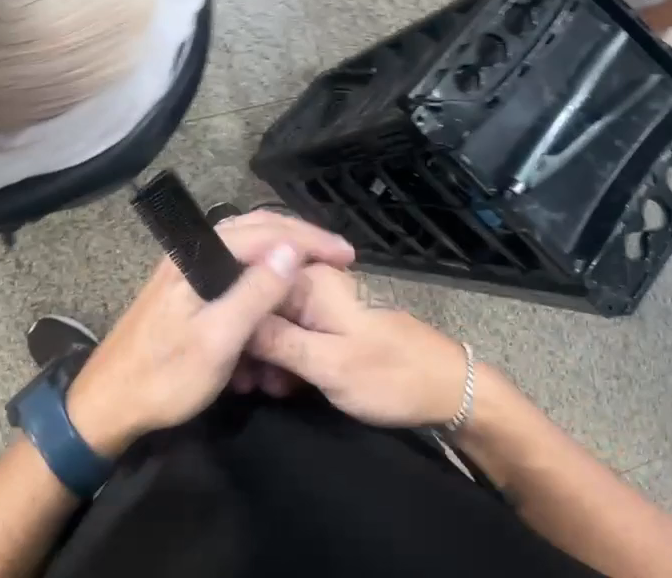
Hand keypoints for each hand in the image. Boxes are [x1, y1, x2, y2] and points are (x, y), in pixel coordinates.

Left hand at [65, 211, 355, 455]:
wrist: (107, 403)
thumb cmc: (165, 377)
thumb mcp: (218, 340)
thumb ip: (254, 292)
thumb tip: (292, 249)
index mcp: (196, 256)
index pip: (265, 230)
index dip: (309, 239)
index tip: (347, 256)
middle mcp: (190, 251)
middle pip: (255, 227)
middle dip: (300, 238)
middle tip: (340, 257)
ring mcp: (185, 267)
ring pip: (245, 244)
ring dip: (282, 252)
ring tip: (317, 267)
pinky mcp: (184, 287)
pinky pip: (233, 264)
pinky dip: (262, 269)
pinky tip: (279, 287)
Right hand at [248, 265, 472, 427]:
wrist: (449, 391)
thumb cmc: (389, 375)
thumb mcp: (328, 365)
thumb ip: (277, 341)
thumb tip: (231, 318)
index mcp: (309, 280)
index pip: (251, 286)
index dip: (232, 321)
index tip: (222, 360)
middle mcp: (313, 282)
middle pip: (261, 306)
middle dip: (247, 344)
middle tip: (241, 386)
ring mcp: (323, 304)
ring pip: (275, 323)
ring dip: (264, 356)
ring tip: (260, 390)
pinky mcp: (332, 325)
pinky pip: (295, 335)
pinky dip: (285, 358)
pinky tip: (280, 385)